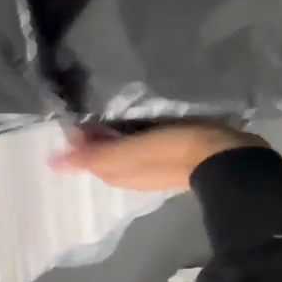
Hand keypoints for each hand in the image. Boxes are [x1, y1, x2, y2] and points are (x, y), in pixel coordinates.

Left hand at [51, 122, 266, 191]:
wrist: (229, 156)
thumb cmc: (176, 151)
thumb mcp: (131, 152)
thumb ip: (93, 156)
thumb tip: (52, 164)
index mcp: (119, 174)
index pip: (88, 155)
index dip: (81, 135)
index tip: (80, 111)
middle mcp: (135, 174)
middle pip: (108, 153)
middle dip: (100, 135)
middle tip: (101, 107)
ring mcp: (160, 167)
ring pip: (131, 149)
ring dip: (123, 134)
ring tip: (126, 111)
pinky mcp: (183, 157)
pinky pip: (153, 145)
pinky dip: (146, 134)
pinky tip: (155, 122)